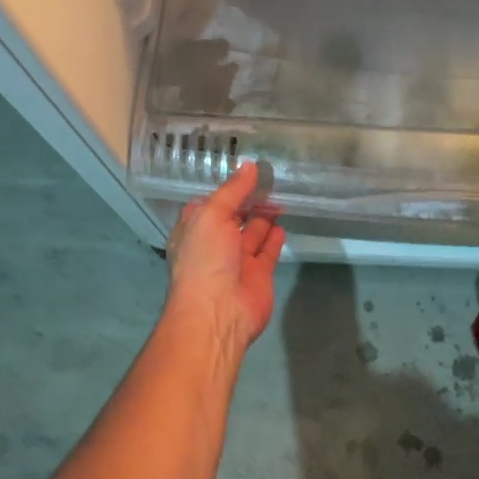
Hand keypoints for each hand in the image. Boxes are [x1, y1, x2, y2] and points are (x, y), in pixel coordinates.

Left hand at [165, 163, 286, 349]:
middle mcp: (214, 243)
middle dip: (249, 200)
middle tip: (271, 180)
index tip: (247, 171)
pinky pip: (268, 250)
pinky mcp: (259, 274)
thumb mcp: (211, 215)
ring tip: (281, 196)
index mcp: (194, 229)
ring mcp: (237, 260)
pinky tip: (283, 222)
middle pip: (233, 216)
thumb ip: (232, 191)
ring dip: (264, 215)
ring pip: (252, 232)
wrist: (218, 312)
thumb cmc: (205, 259)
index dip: (227, 188)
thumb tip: (250, 166)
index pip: (209, 203)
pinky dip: (275, 237)